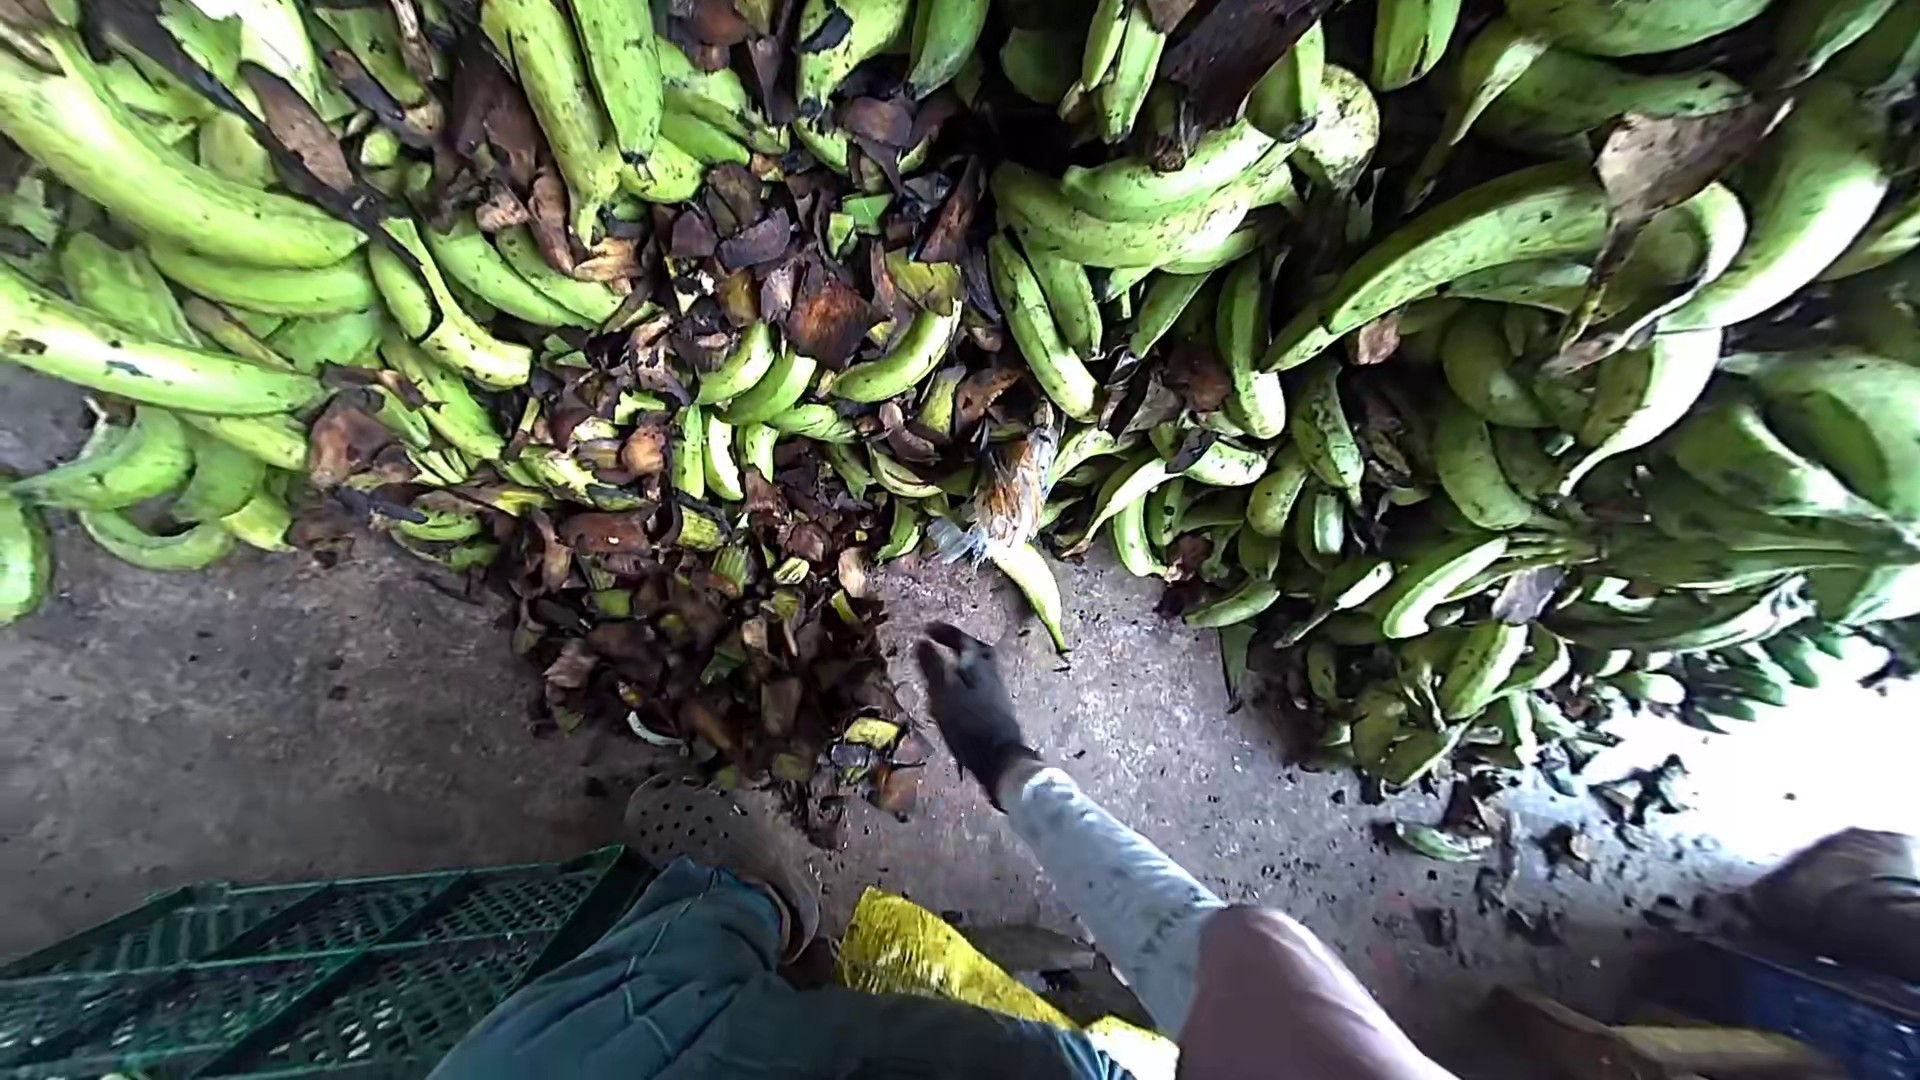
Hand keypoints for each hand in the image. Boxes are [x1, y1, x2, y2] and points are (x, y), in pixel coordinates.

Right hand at [914, 622, 1036, 802]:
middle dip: (958, 643)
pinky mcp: (996, 708)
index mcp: (978, 663)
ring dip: (963, 661)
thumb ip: (932, 666)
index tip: (926, 628)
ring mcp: (996, 691)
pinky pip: (979, 683)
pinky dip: (966, 678)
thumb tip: (921, 640)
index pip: (962, 639)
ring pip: (979, 667)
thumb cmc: (968, 722)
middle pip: (976, 650)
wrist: (999, 758)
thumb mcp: (943, 692)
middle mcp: (991, 672)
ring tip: (945, 665)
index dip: (944, 632)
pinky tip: (956, 692)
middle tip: (941, 642)